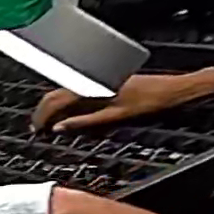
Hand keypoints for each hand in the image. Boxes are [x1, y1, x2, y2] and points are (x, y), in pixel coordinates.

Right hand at [33, 73, 209, 132]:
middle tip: (37, 129)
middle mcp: (91, 82)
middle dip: (43, 113)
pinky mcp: (104, 84)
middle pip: (55, 96)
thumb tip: (57, 128)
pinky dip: (66, 105)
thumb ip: (84, 122)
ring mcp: (97, 82)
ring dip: (53, 109)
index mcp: (91, 88)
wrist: (177, 90)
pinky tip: (68, 115)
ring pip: (64, 94)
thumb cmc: (150, 103)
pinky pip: (76, 94)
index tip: (36, 131)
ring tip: (49, 124)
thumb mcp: (115, 117)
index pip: (55, 101)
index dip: (41, 117)